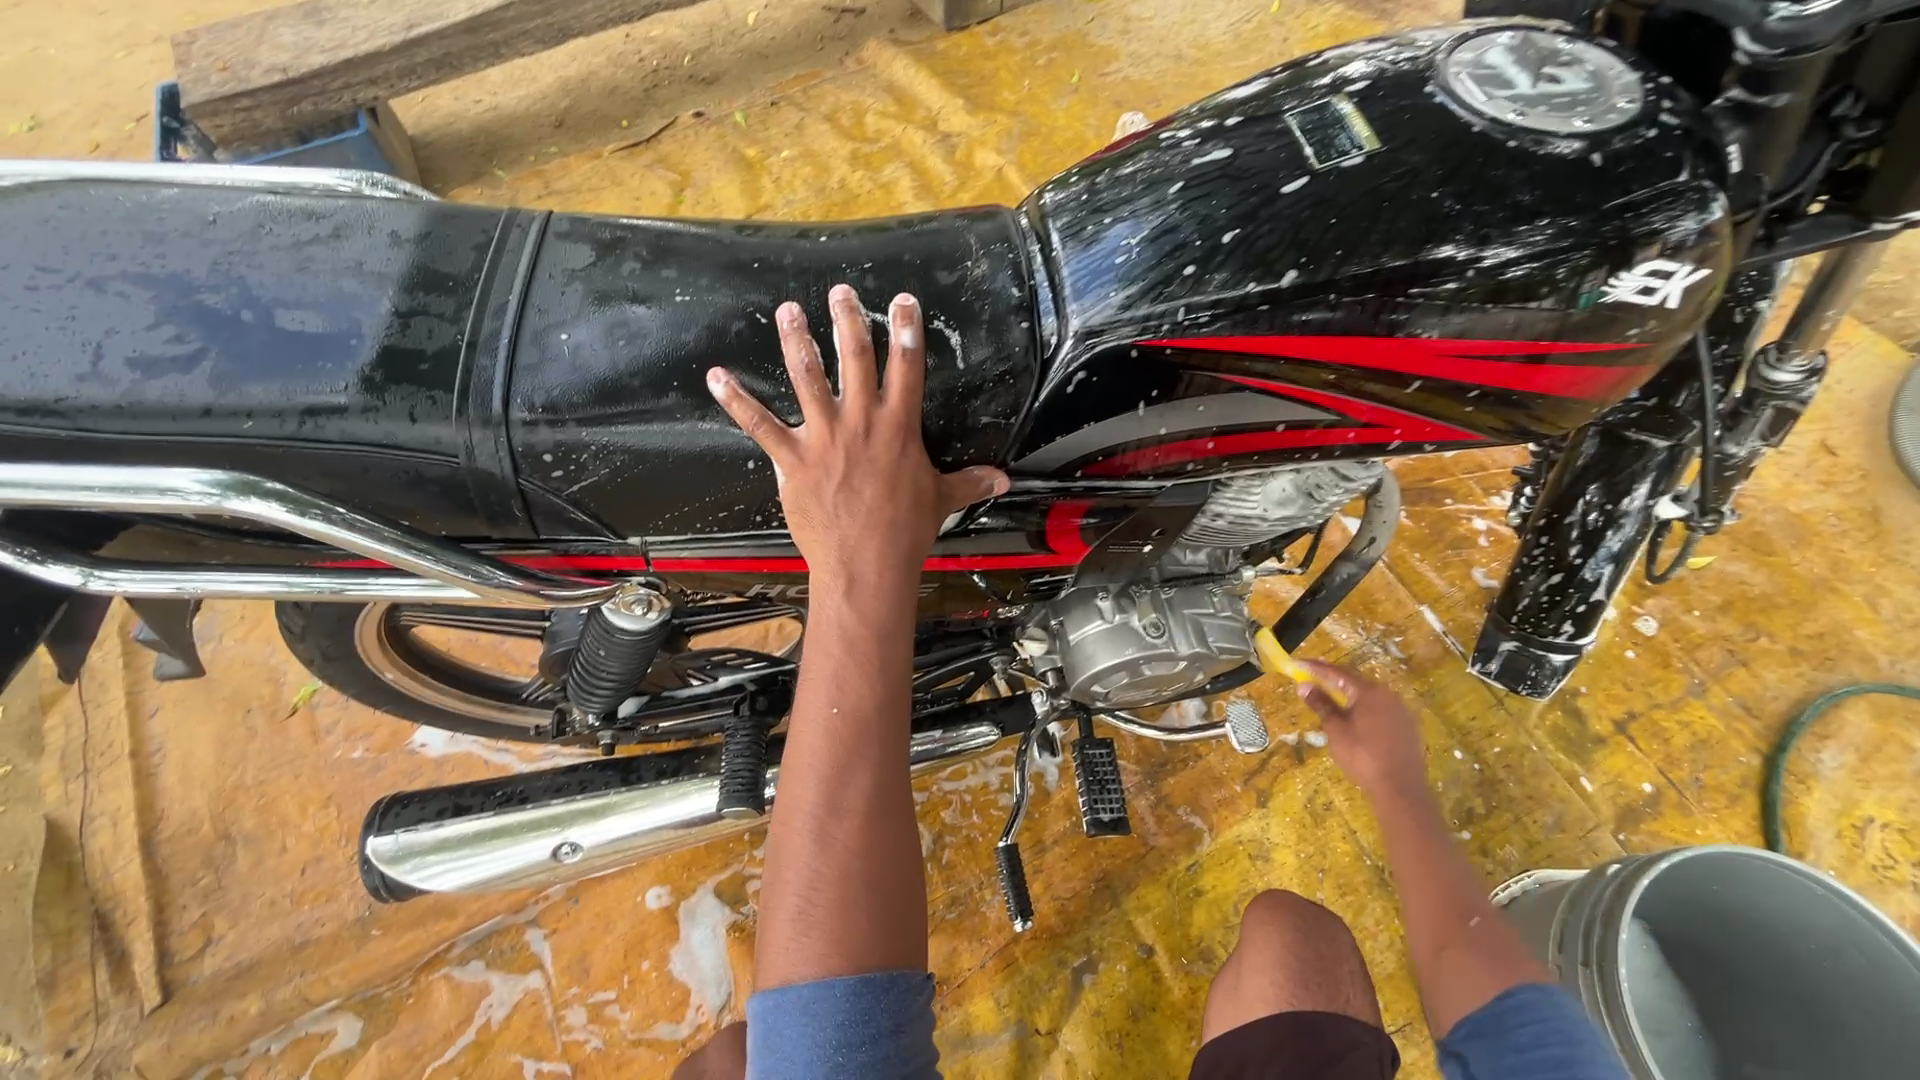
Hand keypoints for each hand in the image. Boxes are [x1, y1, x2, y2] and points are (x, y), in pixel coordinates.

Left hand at [706, 284, 1009, 587]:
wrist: (867, 565)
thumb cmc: (906, 532)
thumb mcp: (942, 500)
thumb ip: (970, 483)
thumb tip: (1003, 480)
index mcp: (899, 426)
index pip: (907, 366)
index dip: (906, 329)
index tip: (902, 300)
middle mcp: (861, 422)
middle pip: (855, 358)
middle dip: (848, 319)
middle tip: (840, 291)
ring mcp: (824, 437)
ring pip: (807, 377)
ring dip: (795, 340)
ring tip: (788, 310)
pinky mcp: (792, 460)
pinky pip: (760, 424)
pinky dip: (737, 400)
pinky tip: (717, 377)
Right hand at [1295, 660, 1428, 797]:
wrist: (1400, 789)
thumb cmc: (1362, 756)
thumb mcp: (1336, 730)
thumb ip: (1321, 704)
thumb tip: (1304, 685)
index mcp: (1370, 692)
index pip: (1338, 673)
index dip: (1317, 668)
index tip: (1299, 663)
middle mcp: (1389, 695)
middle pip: (1356, 682)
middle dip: (1333, 680)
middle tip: (1313, 679)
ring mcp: (1401, 711)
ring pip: (1370, 697)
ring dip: (1349, 695)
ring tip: (1331, 698)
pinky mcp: (1408, 727)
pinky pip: (1381, 710)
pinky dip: (1364, 709)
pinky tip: (1356, 718)